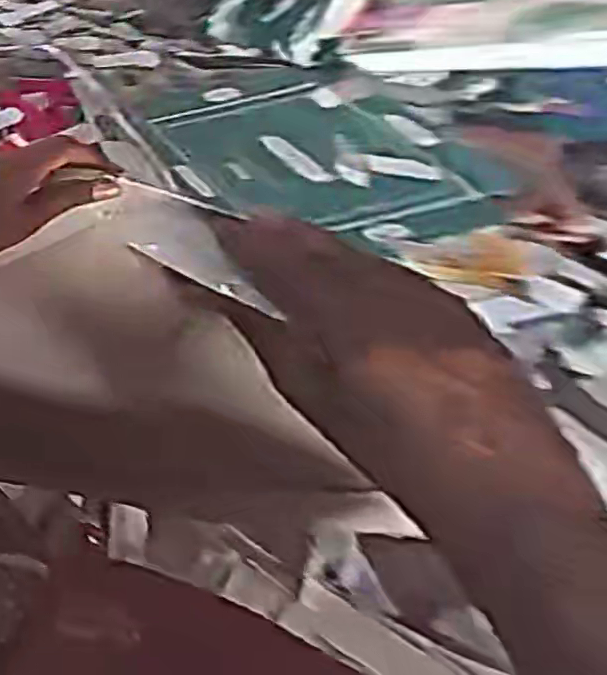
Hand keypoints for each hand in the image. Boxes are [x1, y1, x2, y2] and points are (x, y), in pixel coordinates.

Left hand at [0, 136, 117, 278]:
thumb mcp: (26, 221)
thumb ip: (66, 198)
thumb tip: (101, 185)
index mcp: (16, 162)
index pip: (66, 144)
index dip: (93, 156)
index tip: (108, 172)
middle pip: (39, 150)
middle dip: (66, 166)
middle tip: (84, 189)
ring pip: (13, 159)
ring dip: (36, 173)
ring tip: (45, 200)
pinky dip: (8, 177)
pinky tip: (6, 201)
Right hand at [190, 214, 579, 495]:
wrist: (505, 494)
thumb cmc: (383, 447)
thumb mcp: (304, 389)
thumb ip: (259, 330)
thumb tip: (209, 290)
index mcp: (349, 331)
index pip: (285, 267)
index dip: (247, 241)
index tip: (213, 225)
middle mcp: (399, 308)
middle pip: (327, 253)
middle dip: (280, 234)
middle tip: (239, 220)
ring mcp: (440, 308)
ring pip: (361, 257)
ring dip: (316, 243)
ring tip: (280, 233)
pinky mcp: (465, 315)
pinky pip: (393, 272)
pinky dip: (355, 261)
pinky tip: (339, 262)